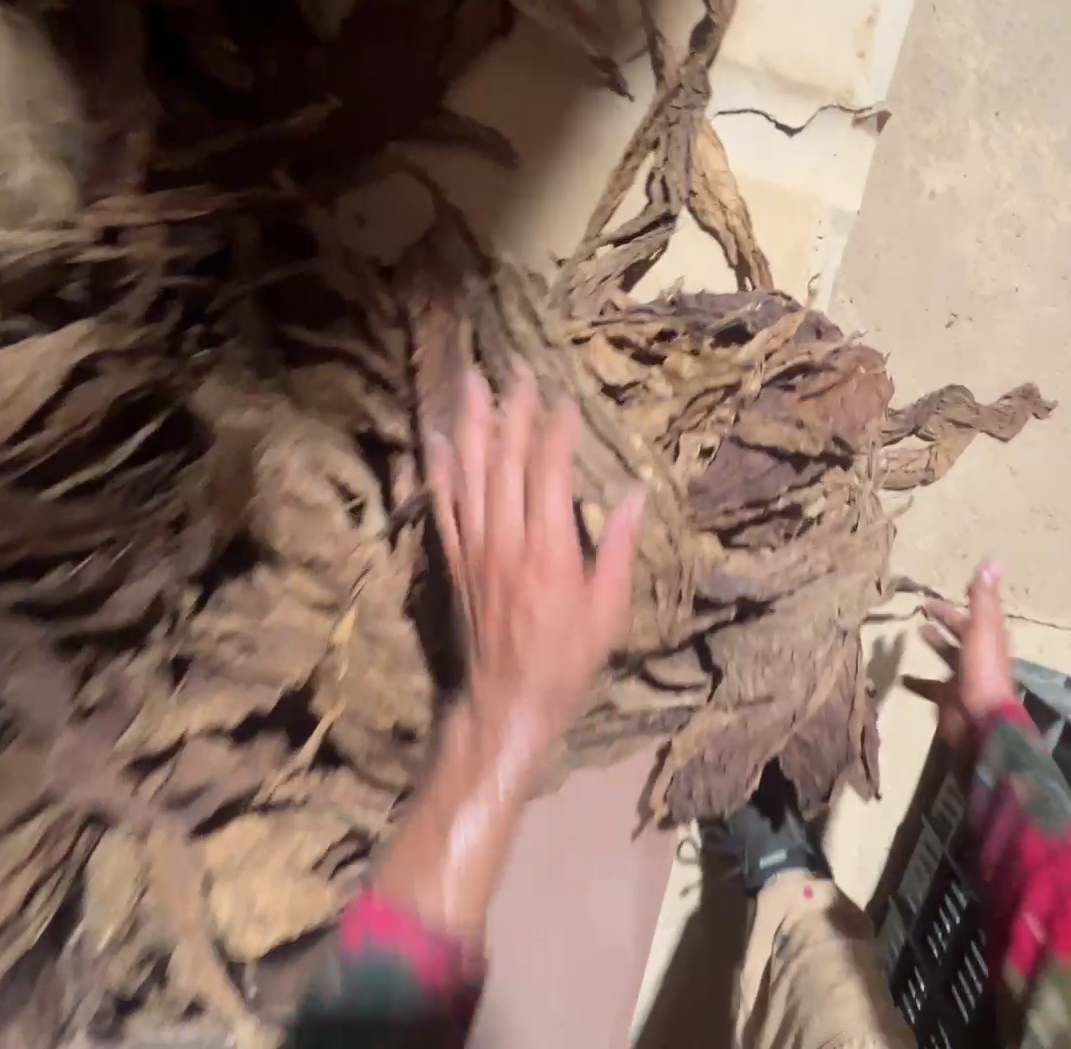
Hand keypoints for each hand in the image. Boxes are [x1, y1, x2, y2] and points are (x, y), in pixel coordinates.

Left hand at [424, 365, 645, 762]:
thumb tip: (635, 495)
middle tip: (519, 371)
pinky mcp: (453, 560)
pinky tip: (436, 438)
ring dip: (470, 424)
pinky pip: (442, 505)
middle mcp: (505, 539)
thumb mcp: (608, 611)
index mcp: (549, 550)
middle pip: (505, 461)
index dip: (556, 431)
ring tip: (471, 382)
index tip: (565, 400)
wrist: (505, 700)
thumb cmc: (566, 659)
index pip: (548, 472)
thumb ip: (616, 549)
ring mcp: (473, 548)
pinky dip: (439, 468)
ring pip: (468, 473)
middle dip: (513, 411)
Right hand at [911, 559, 1017, 747]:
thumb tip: (992, 559)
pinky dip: (917, 680)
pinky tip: (901, 675)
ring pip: (948, 655)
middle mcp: (978, 656)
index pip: (975, 614)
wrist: (980, 721)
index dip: (962, 602)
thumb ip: (983, 597)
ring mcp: (963, 677)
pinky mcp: (948, 697)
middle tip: (923, 607)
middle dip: (945, 619)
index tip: (943, 590)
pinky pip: (930, 685)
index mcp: (988, 638)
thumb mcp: (983, 628)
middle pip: (961, 632)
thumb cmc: (982, 671)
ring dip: (935, 643)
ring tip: (915, 632)